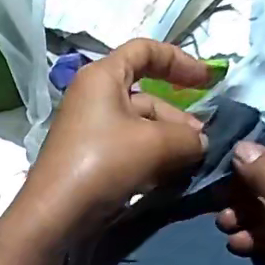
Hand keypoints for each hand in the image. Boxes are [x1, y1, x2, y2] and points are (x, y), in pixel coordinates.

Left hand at [16, 39, 210, 236]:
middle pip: (147, 97)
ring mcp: (90, 131)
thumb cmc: (104, 163)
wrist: (57, 213)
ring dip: (169, 143)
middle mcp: (94, 98)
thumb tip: (201, 143)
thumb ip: (188, 137)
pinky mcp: (90, 160)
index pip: (145, 51)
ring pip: (140, 128)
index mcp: (102, 77)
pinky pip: (128, 150)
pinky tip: (169, 178)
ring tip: (191, 164)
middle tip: (202, 145)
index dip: (179, 60)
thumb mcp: (156, 144)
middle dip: (179, 119)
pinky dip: (151, 159)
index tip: (207, 82)